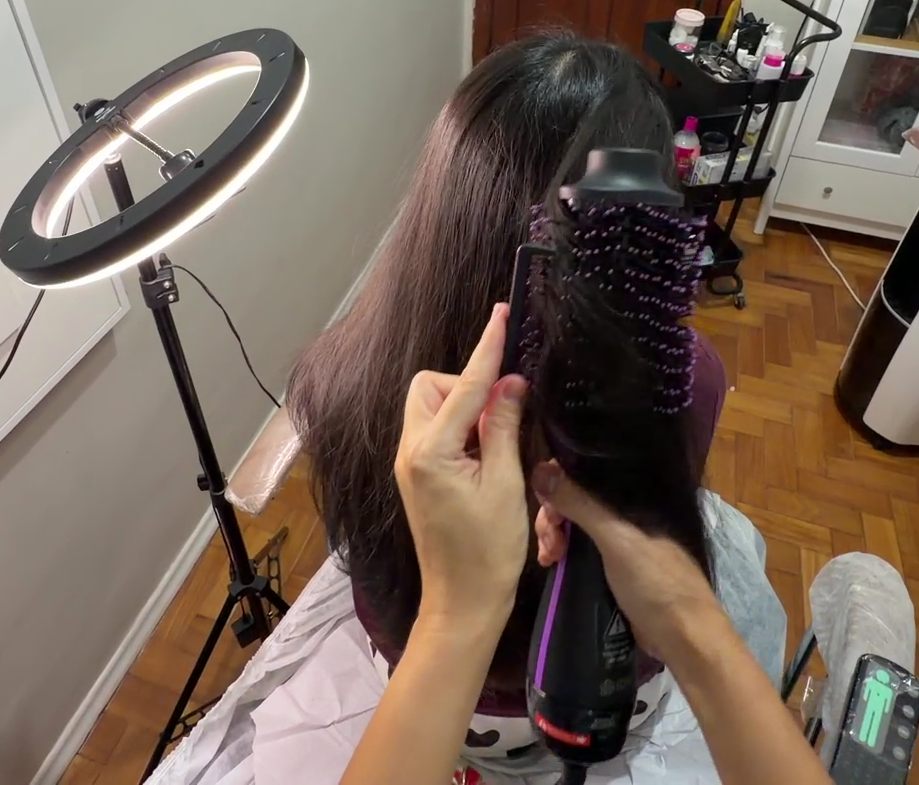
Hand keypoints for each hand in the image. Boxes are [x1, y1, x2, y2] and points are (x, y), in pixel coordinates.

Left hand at [395, 303, 529, 635]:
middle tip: (500, 414)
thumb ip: (502, 427)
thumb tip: (509, 382)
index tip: (500, 316)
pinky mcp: (416, 473)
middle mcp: (411, 450)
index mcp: (431, 452)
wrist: (461, 603)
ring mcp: (409, 462)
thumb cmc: (488, 552)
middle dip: (466, 384)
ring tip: (494, 438)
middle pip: (431, 386)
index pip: (465, 386)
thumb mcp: (505, 485)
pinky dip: (458, 424)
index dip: (487, 349)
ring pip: (430, 404)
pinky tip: (483, 449)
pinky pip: (433, 427)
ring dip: (463, 405)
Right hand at [532, 462, 723, 667]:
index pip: (585, 471)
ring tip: (548, 559)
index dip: (559, 481)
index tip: (544, 505)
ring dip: (554, 534)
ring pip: (575, 521)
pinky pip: (581, 543)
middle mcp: (626, 508)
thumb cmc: (655, 582)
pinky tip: (552, 562)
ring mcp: (620, 535)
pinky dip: (563, 549)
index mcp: (632, 493)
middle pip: (576, 496)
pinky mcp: (614, 560)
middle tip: (547, 544)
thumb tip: (539, 467)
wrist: (684, 638)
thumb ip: (578, 502)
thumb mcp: (614, 538)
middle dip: (554, 515)